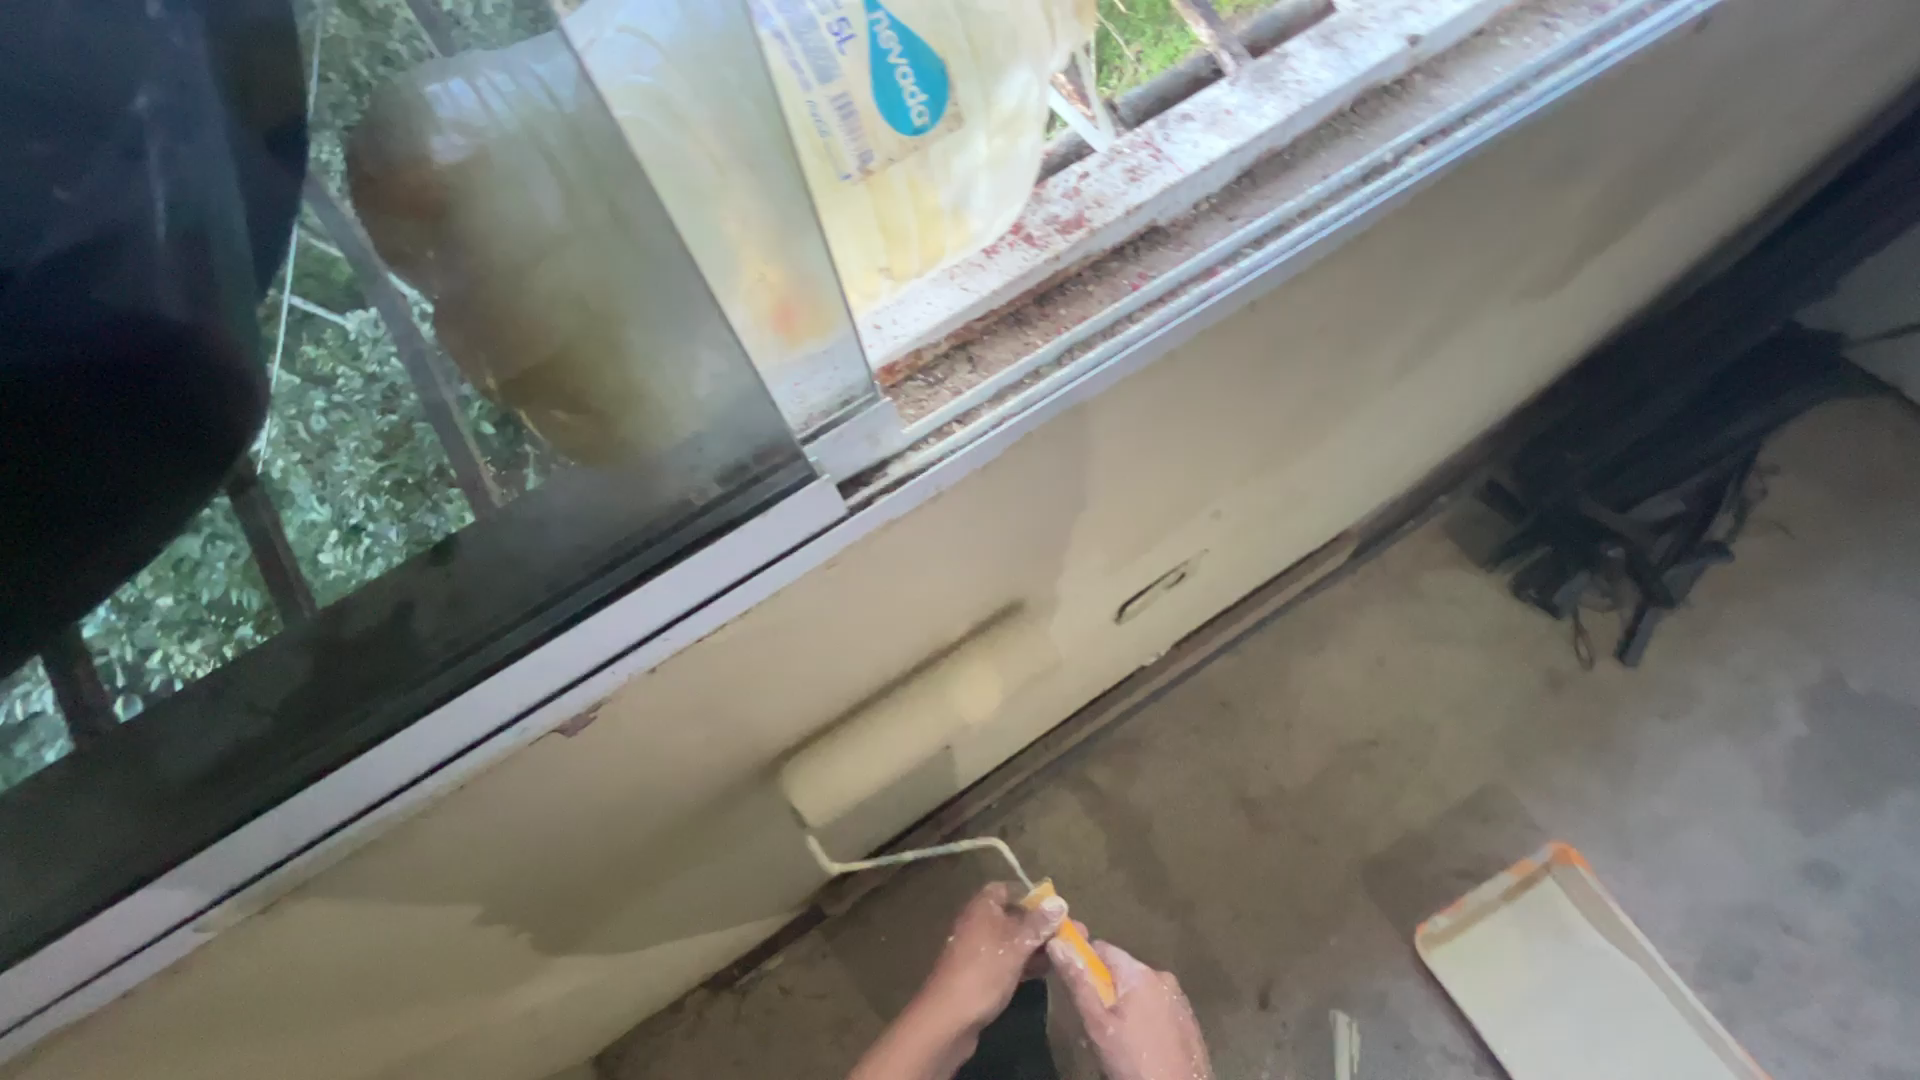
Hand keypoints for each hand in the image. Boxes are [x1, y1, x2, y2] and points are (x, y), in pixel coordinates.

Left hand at [917, 881, 1067, 1029]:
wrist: (949, 1019)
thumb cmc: (983, 972)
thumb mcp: (1015, 945)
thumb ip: (1038, 923)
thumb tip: (1060, 901)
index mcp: (983, 907)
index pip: (1007, 889)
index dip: (1031, 896)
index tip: (1056, 908)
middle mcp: (979, 923)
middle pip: (1014, 916)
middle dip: (1042, 924)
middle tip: (1073, 934)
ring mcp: (980, 950)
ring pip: (1013, 941)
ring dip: (1037, 945)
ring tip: (1068, 953)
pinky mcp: (982, 974)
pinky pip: (1009, 961)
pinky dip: (1026, 963)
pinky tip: (1047, 971)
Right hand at [1049, 939, 1212, 1079]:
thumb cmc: (1134, 1062)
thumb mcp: (1098, 1025)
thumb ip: (1078, 982)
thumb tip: (1057, 942)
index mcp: (1139, 972)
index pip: (1101, 948)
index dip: (1082, 964)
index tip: (1073, 988)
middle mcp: (1161, 976)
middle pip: (1120, 971)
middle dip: (1104, 992)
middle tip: (1095, 1025)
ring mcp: (1178, 998)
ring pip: (1138, 991)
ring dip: (1124, 1006)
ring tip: (1117, 1040)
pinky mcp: (1187, 1020)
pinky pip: (1156, 1007)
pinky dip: (1144, 1018)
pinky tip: (1140, 1045)